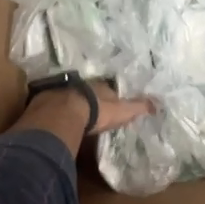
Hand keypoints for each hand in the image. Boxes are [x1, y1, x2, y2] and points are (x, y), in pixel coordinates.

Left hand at [12, 80, 153, 155]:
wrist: (64, 113)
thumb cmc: (97, 111)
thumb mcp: (122, 110)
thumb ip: (138, 107)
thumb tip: (158, 104)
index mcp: (101, 87)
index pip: (108, 90)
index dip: (110, 96)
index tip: (110, 102)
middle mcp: (82, 85)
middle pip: (88, 91)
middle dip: (90, 98)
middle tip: (91, 107)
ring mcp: (63, 92)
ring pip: (70, 96)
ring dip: (72, 103)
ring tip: (73, 113)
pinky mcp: (46, 101)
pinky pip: (53, 103)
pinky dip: (55, 109)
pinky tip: (55, 117)